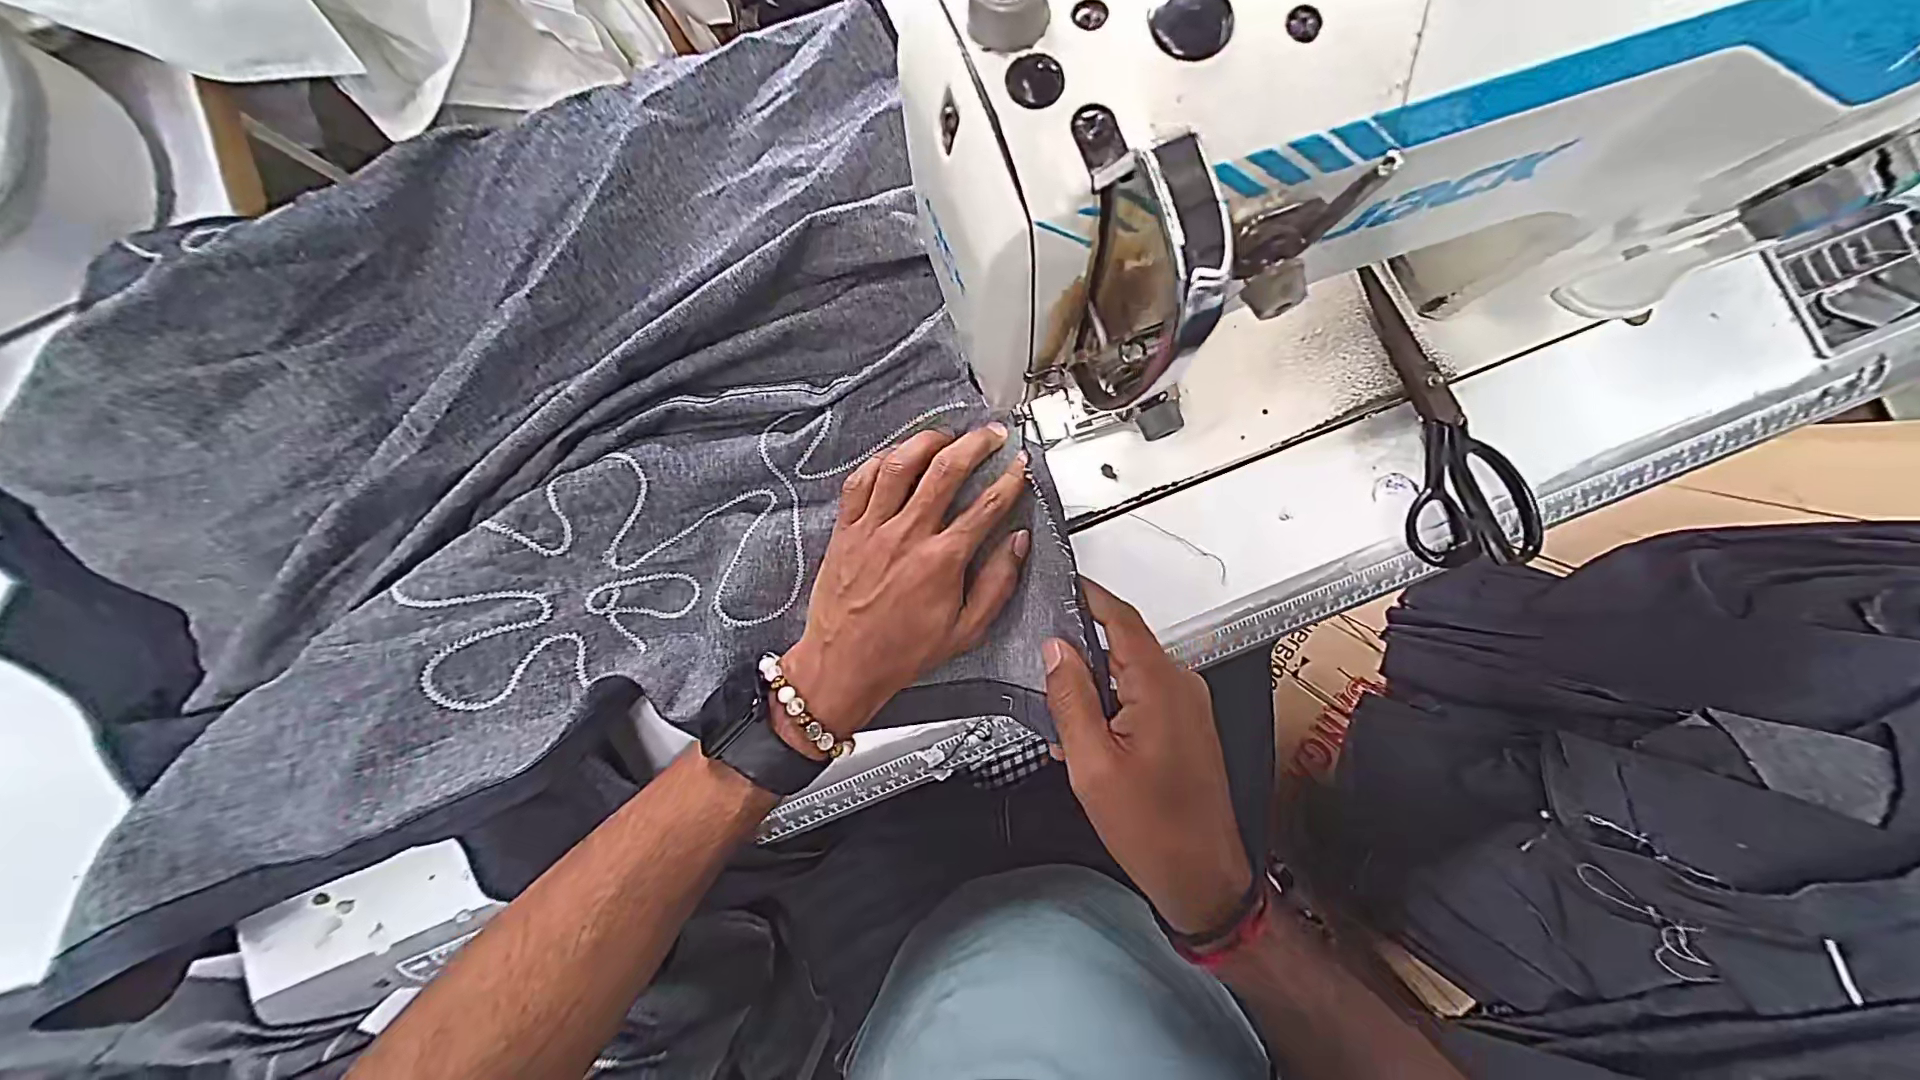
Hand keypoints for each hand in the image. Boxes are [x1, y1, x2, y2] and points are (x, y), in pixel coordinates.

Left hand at [780, 423, 1030, 744]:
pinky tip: (894, 457)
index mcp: (941, 561)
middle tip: (990, 436)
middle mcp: (907, 537)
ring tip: (945, 436)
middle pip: (946, 470)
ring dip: (927, 442)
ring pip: (900, 465)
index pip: (986, 505)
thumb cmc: (900, 652)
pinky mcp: (846, 530)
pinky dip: (880, 461)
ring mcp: (872, 529)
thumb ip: (998, 584)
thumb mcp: (966, 631)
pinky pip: (860, 481)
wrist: (844, 664)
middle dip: (975, 444)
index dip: (1010, 479)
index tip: (1019, 466)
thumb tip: (1016, 545)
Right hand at [1045, 580, 1252, 934]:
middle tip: (1046, 673)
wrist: (1202, 877)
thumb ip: (1070, 697)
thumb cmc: (1154, 828)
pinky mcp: (1187, 724)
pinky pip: (1142, 696)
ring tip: (1067, 726)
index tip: (1064, 582)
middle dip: (1081, 654)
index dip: (1089, 596)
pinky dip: (1112, 706)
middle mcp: (1181, 686)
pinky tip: (1091, 741)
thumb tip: (1055, 650)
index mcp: (1160, 686)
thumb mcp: (1092, 762)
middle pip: (1122, 645)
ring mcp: (1188, 706)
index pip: (1120, 618)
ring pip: (1129, 673)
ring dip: (1094, 688)